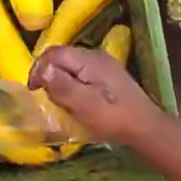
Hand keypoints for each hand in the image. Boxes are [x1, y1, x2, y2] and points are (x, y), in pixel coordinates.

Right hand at [28, 47, 163, 146]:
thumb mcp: (83, 104)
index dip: (39, 68)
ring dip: (61, 80)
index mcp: (89, 59)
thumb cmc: (112, 117)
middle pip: (63, 57)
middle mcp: (97, 56)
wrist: (145, 126)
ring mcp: (105, 65)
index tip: (34, 90)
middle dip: (49, 74)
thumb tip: (42, 68)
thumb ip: (61, 85)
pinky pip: (83, 73)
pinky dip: (73, 84)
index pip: (54, 53)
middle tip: (45, 97)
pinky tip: (76, 100)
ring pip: (72, 66)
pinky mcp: (109, 76)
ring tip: (59, 101)